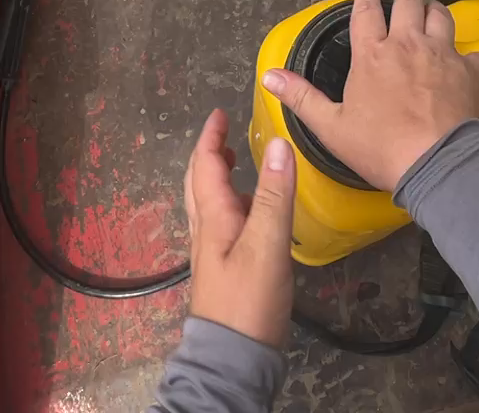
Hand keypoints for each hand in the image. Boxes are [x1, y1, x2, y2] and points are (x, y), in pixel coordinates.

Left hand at [184, 108, 295, 346]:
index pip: (205, 164)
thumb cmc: (248, 301)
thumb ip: (275, 196)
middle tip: (225, 135)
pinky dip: (234, 203)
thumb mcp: (267, 245)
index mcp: (213, 217)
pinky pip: (223, 223)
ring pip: (210, 203)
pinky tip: (253, 213)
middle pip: (199, 182)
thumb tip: (279, 144)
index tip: (220, 114)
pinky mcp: (225, 271)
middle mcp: (207, 230)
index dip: (211, 137)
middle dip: (209, 154)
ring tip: (238, 165)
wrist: (232, 363)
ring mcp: (213, 253)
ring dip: (218, 177)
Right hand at [263, 0, 478, 192]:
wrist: (437, 165)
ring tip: (432, 12)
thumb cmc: (380, 146)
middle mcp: (407, 43)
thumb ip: (301, 97)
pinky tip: (464, 62)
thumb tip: (270, 76)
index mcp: (372, 53)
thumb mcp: (331, 126)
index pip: (366, 9)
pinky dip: (467, 54)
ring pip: (441, 15)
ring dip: (435, 11)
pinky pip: (472, 53)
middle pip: (409, 2)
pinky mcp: (468, 71)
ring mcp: (441, 54)